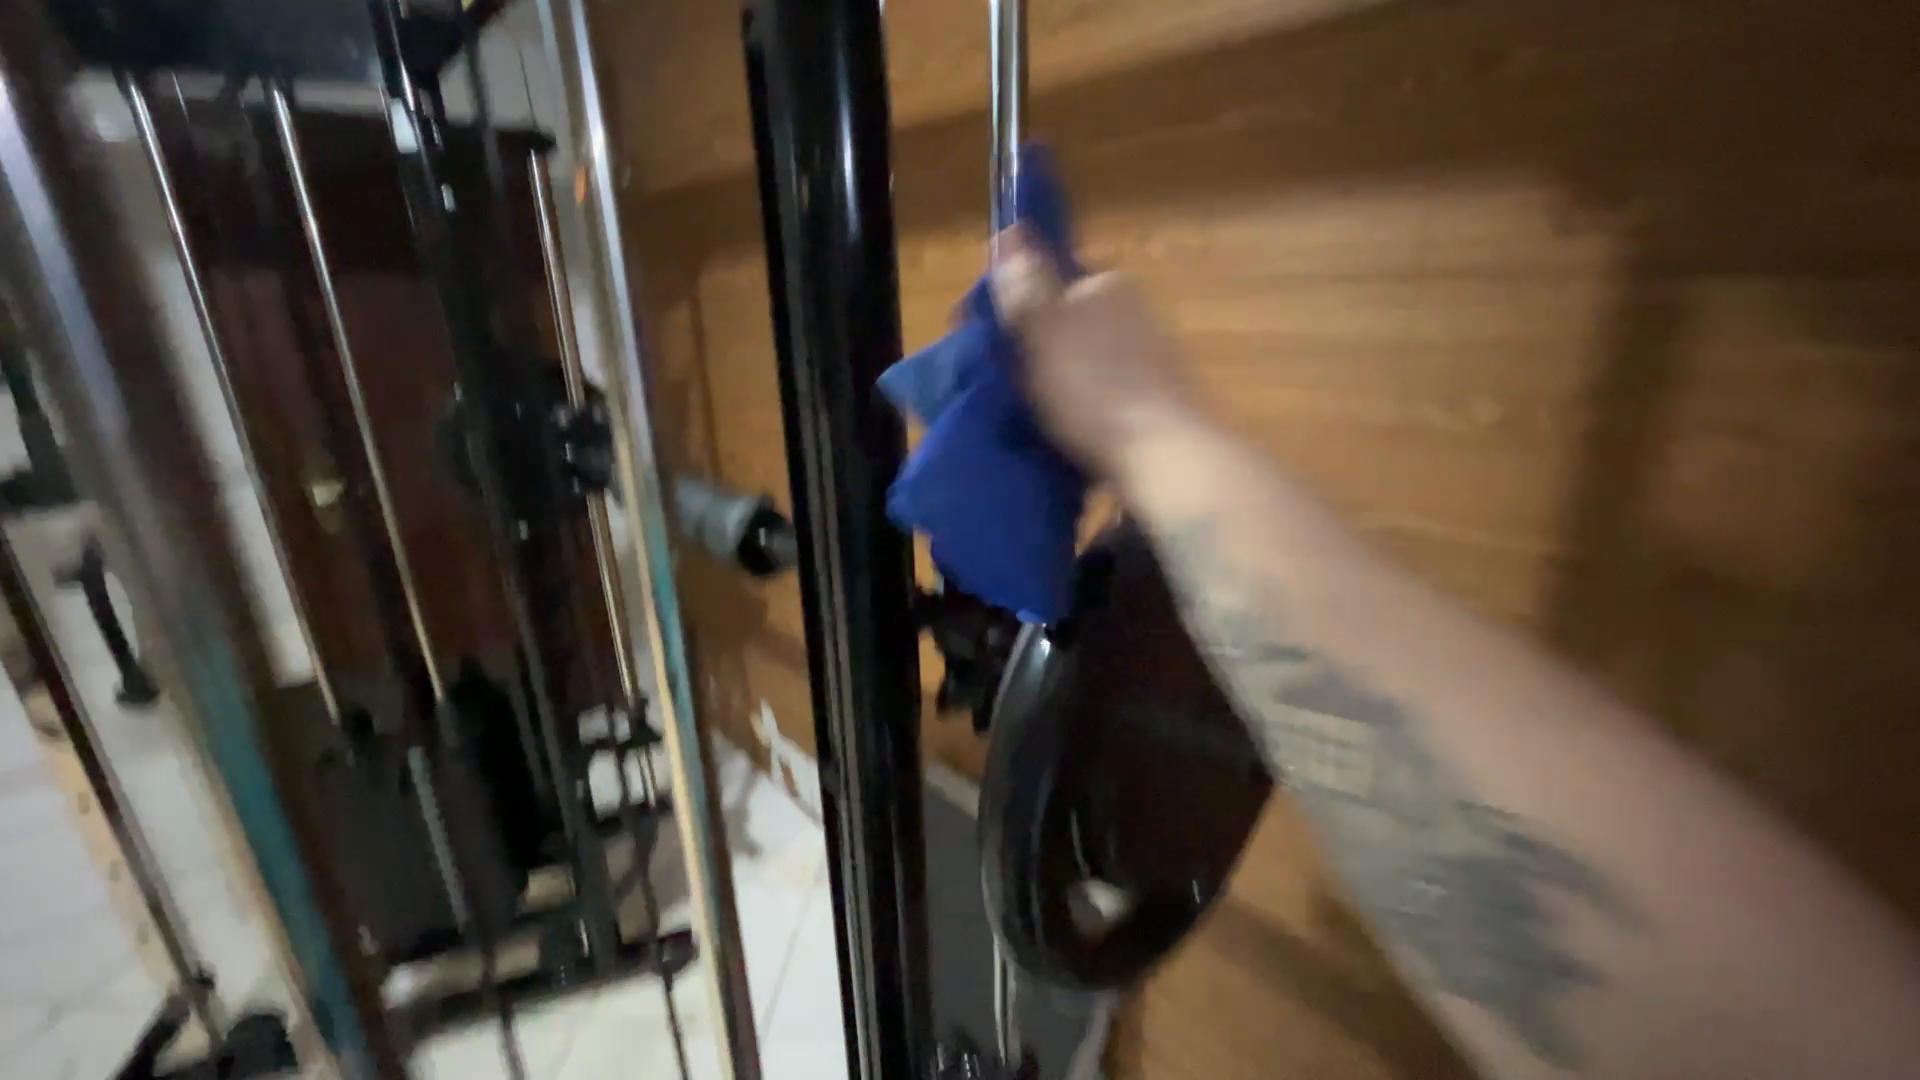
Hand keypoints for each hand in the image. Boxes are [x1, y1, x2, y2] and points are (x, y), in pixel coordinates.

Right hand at [990, 225, 1195, 476]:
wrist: (1163, 457)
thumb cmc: (1094, 390)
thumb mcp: (1045, 330)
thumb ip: (1026, 284)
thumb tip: (1011, 227)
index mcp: (1107, 284)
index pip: (1055, 281)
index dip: (1020, 309)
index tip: (991, 344)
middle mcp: (1135, 311)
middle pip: (1072, 323)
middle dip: (1041, 348)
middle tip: (1005, 387)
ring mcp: (1152, 357)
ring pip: (1089, 361)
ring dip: (1063, 382)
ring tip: (1032, 418)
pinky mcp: (1159, 402)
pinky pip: (1107, 396)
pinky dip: (1087, 409)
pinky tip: (1070, 435)